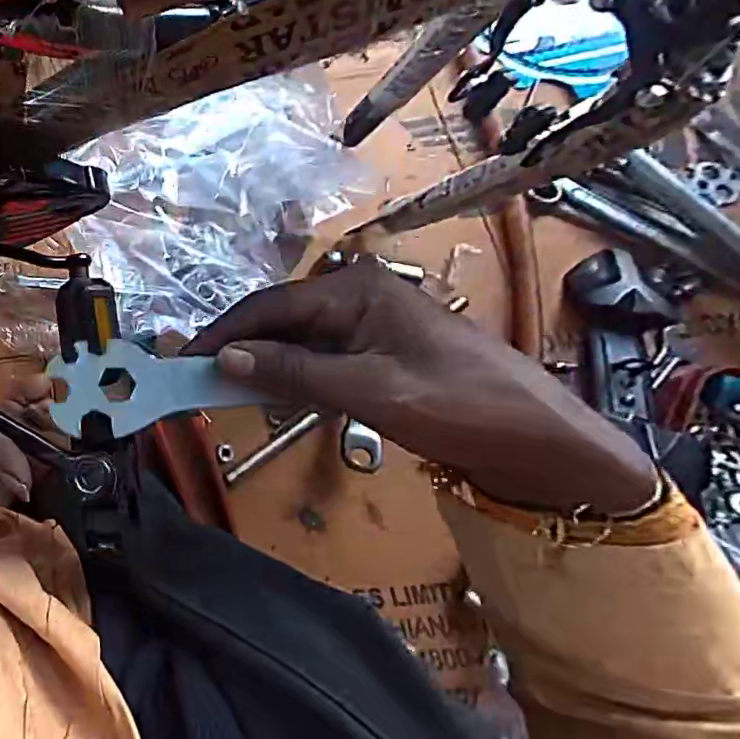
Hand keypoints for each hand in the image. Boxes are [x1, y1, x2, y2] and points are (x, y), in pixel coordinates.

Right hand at [183, 260, 656, 514]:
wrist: (550, 448)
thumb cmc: (463, 407)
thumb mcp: (369, 391)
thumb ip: (292, 372)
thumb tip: (226, 359)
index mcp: (354, 290)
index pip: (269, 306)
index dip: (225, 333)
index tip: (188, 358)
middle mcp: (355, 296)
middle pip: (279, 320)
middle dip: (242, 348)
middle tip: (203, 377)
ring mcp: (367, 323)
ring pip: (295, 340)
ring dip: (265, 365)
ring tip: (230, 388)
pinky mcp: (376, 350)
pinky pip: (318, 357)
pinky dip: (293, 376)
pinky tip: (276, 394)